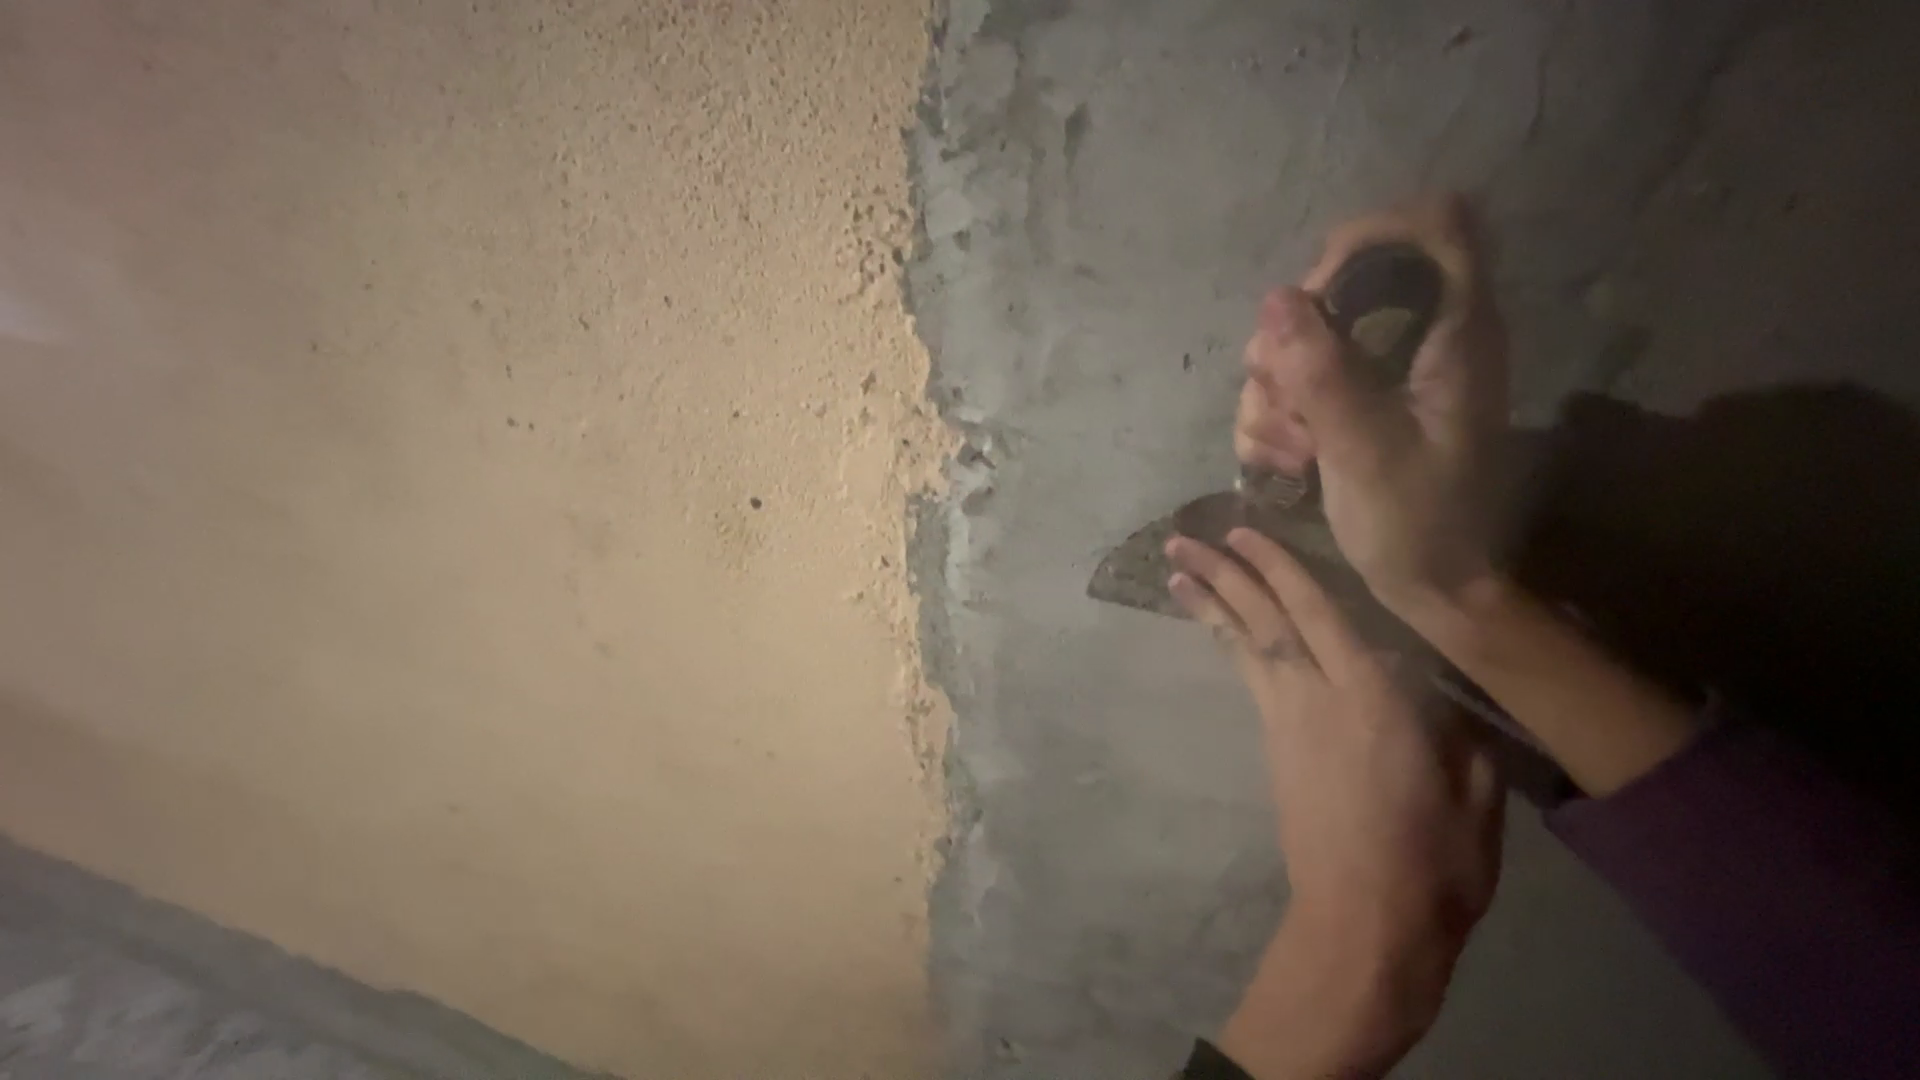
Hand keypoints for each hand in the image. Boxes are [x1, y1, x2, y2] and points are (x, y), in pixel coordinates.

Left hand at [1167, 528, 1504, 1077]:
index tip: (1244, 530)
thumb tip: (1438, 672)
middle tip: (1181, 540)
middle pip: (1263, 619)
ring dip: (1211, 603)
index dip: (1279, 566)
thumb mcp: (1475, 784)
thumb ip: (1453, 717)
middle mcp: (1317, 694)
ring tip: (1177, 570)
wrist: (1365, 916)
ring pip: (1245, 644)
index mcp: (1373, 694)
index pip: (1318, 610)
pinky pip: (1248, 676)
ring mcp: (1286, 720)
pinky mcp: (1272, 746)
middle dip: (1222, 573)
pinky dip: (1229, 641)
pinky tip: (1217, 626)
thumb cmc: (1435, 855)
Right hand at [1233, 196, 1508, 615]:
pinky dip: (1270, 425)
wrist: (1428, 586)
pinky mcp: (1344, 404)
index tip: (1315, 301)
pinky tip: (1285, 465)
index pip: (1432, 227)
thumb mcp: (1366, 450)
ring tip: (1292, 455)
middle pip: (1331, 289)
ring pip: (1292, 344)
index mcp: (1453, 335)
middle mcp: (1413, 340)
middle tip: (1291, 407)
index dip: (1365, 243)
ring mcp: (1374, 373)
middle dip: (1287, 350)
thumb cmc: (1418, 523)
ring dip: (1271, 399)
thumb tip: (1276, 298)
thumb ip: (1323, 373)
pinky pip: (1283, 388)